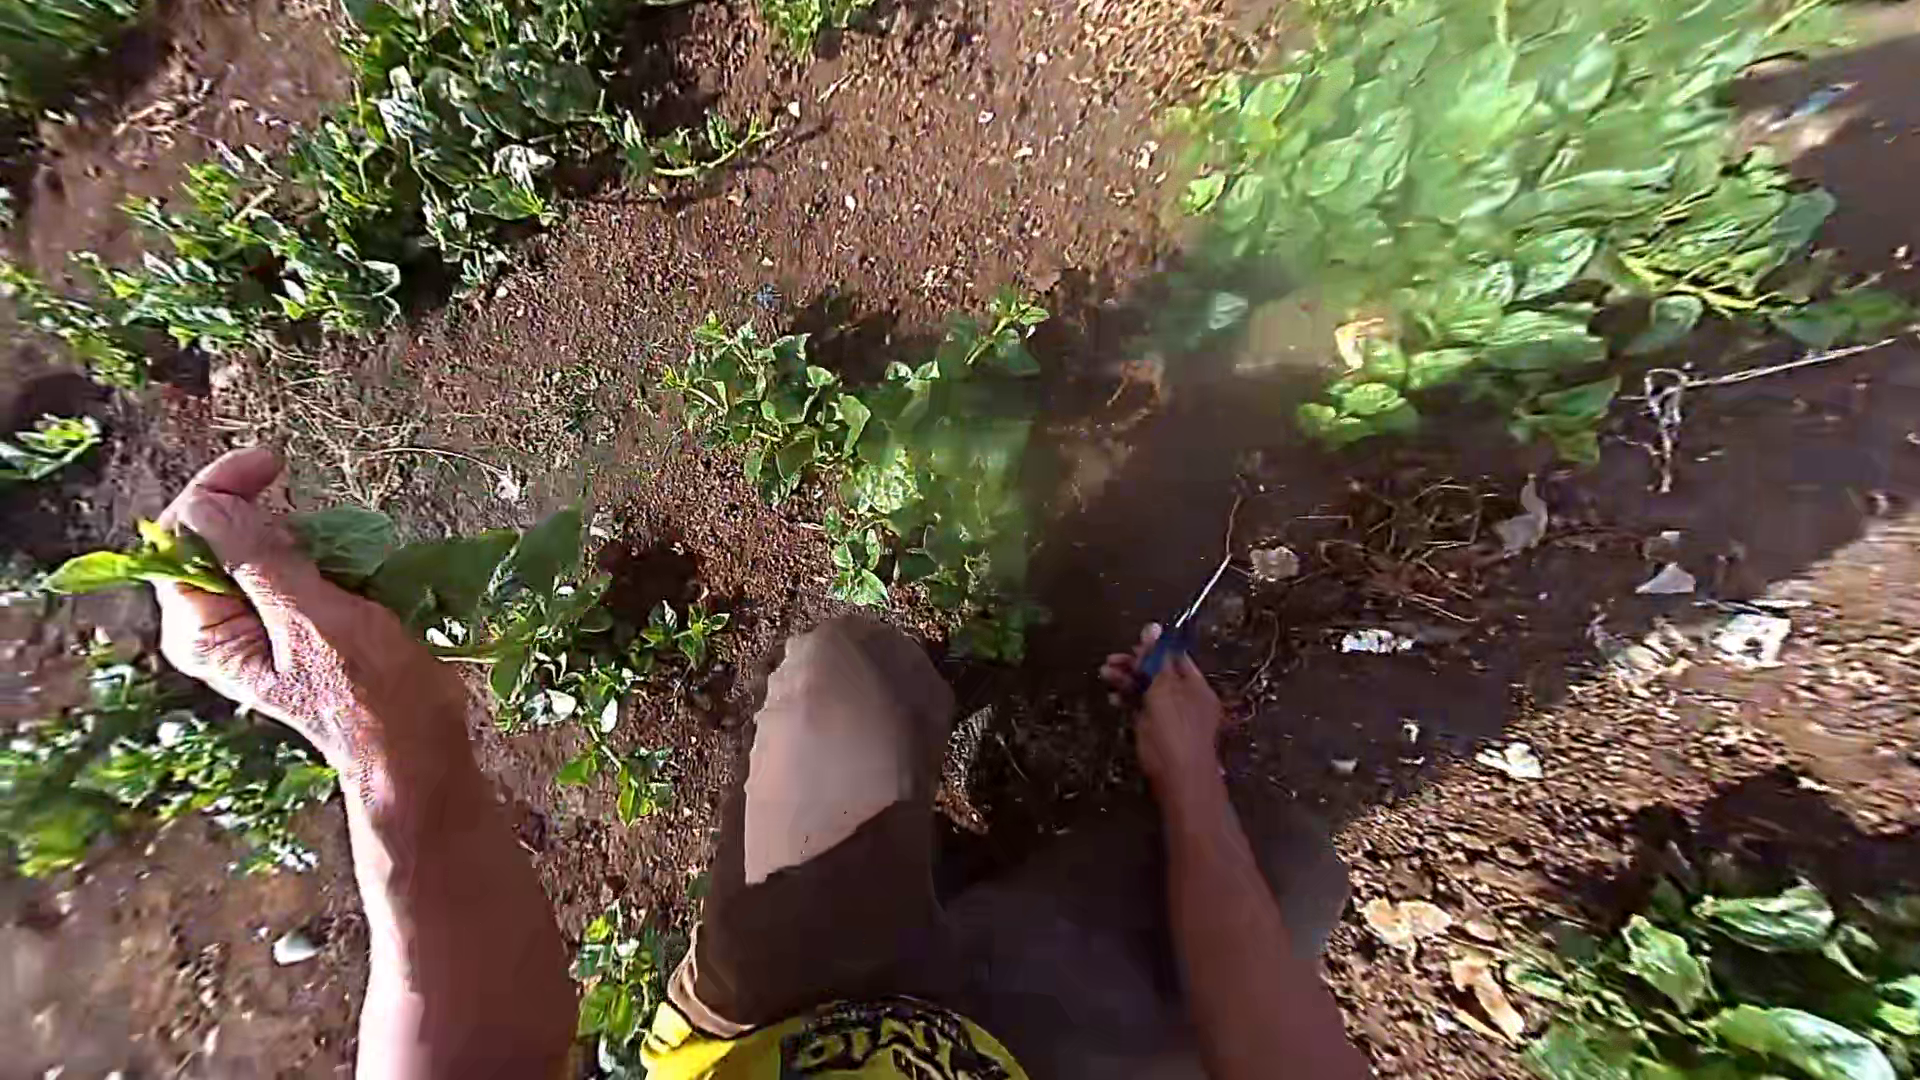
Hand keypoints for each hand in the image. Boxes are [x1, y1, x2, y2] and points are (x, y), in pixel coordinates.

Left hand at [153, 447, 468, 775]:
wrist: (417, 739)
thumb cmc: (371, 689)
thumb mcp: (318, 622)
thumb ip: (262, 564)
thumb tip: (214, 503)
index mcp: (207, 628)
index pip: (186, 541)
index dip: (220, 493)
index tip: (272, 460)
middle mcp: (229, 623)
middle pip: (228, 544)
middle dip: (279, 520)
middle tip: (339, 522)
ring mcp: (277, 624)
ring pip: (277, 557)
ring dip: (320, 542)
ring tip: (365, 552)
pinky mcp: (319, 625)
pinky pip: (317, 575)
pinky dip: (345, 560)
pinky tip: (375, 571)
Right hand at [1101, 623, 1228, 807]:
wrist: (1175, 775)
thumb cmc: (1175, 728)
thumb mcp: (1164, 687)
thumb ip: (1156, 658)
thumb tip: (1152, 627)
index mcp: (1195, 685)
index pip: (1175, 657)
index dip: (1154, 648)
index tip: (1133, 643)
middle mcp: (1183, 696)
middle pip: (1157, 671)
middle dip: (1134, 663)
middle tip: (1112, 660)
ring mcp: (1168, 712)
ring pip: (1145, 687)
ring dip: (1125, 678)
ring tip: (1104, 673)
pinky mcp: (1152, 726)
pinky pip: (1138, 704)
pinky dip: (1125, 697)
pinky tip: (1113, 696)